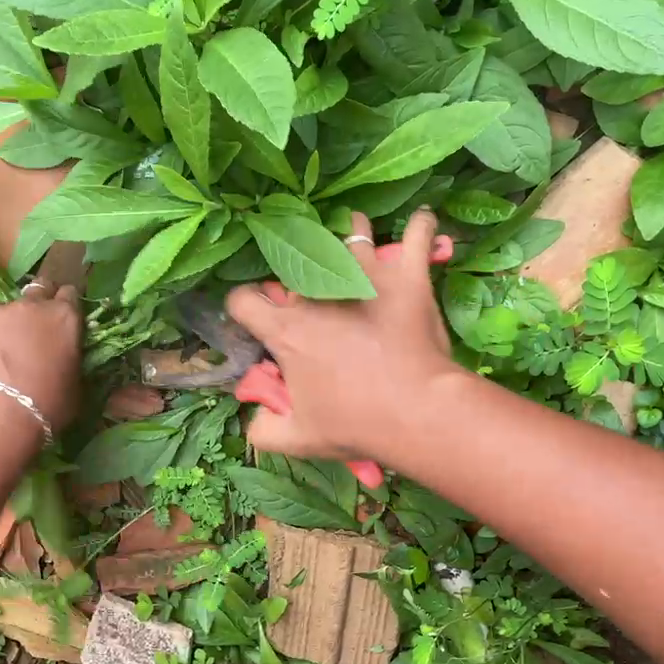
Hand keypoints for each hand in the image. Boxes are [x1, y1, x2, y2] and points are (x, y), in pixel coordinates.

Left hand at [0, 282, 82, 448]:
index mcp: (63, 317)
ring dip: (9, 327)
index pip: (70, 295)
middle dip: (39, 307)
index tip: (64, 322)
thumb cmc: (48, 406)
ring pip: (5, 313)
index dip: (67, 307)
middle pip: (37, 293)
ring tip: (4, 356)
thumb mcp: (76, 385)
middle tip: (36, 333)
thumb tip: (66, 357)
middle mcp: (29, 306)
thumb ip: (72, 359)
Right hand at [226, 208, 460, 463]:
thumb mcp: (297, 439)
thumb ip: (262, 429)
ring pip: (350, 233)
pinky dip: (420, 227)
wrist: (417, 413)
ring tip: (355, 247)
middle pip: (294, 263)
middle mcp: (319, 293)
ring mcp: (365, 276)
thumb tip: (254, 417)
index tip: (257, 320)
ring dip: (350, 237)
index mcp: (287, 329)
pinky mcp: (407, 275)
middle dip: (294, 274)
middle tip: (310, 297)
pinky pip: (417, 234)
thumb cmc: (354, 425)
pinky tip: (419, 223)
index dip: (245, 308)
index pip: (243, 300)